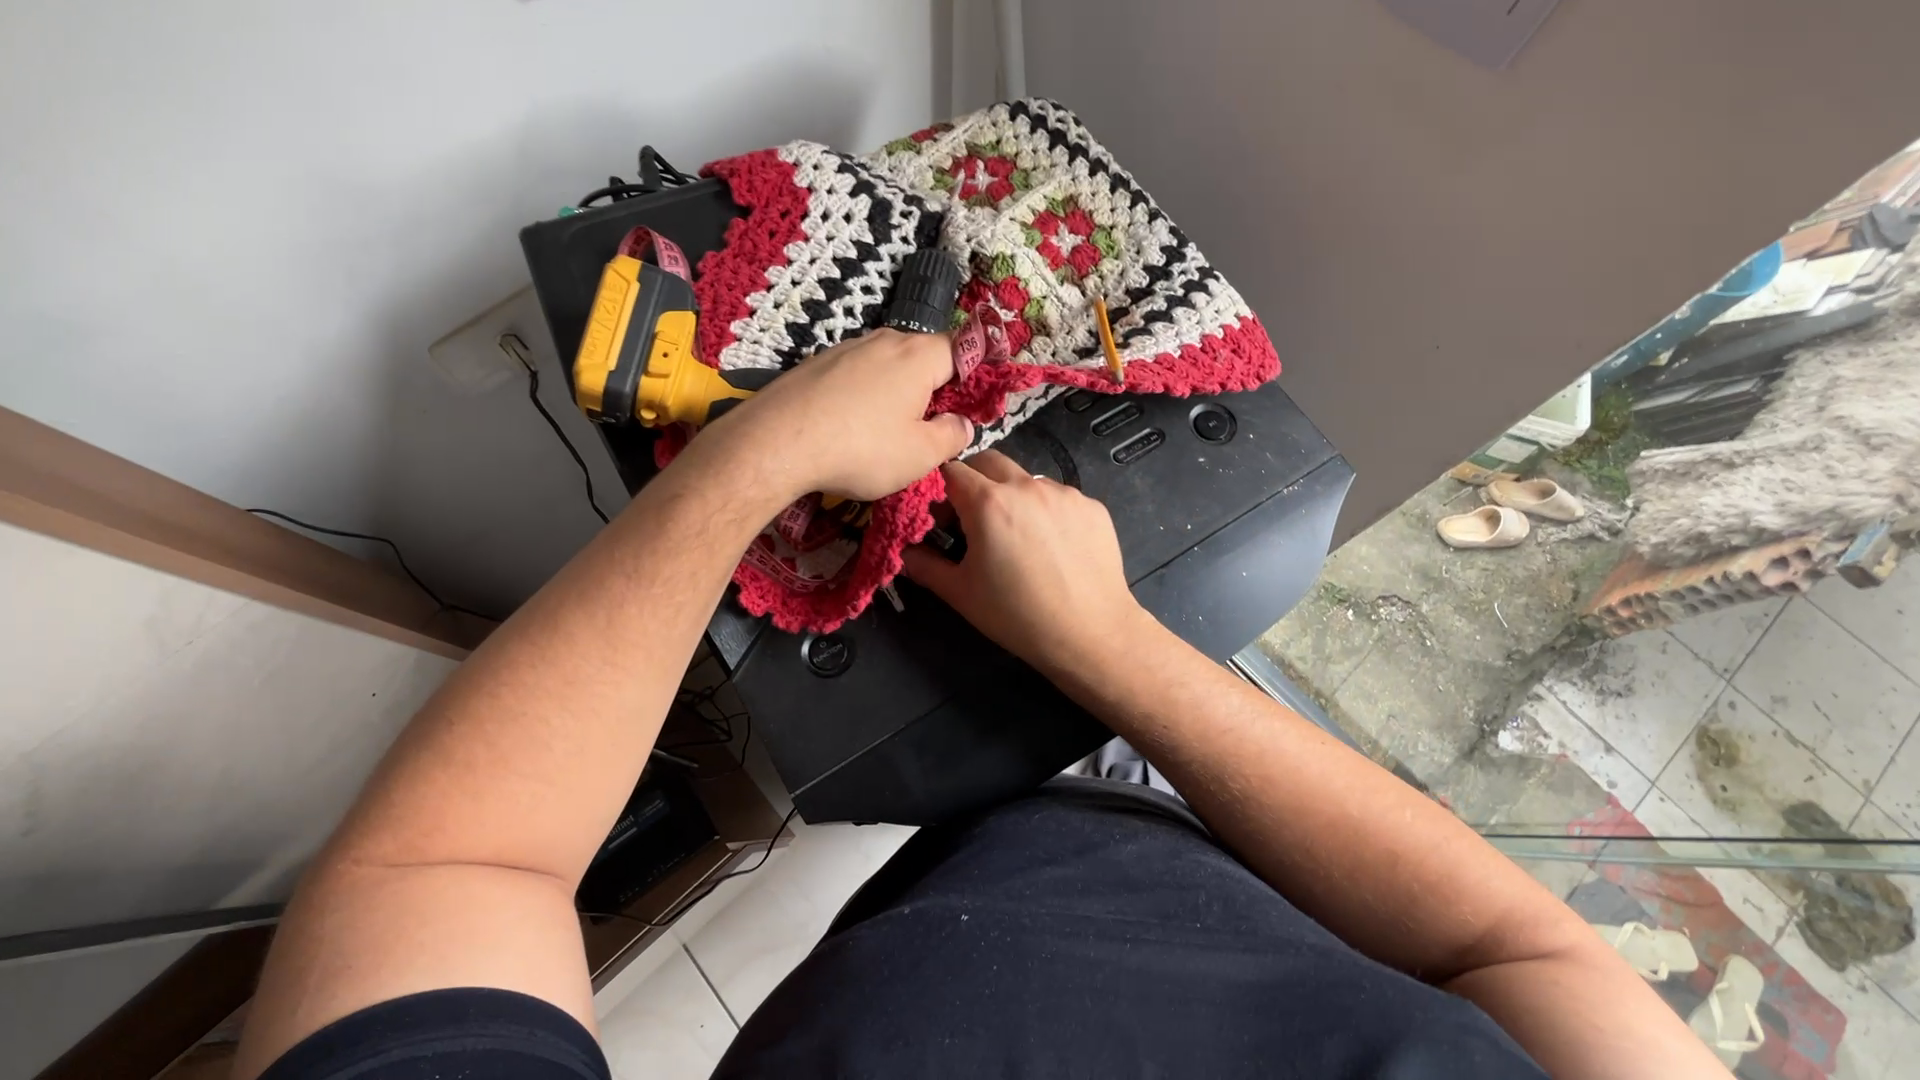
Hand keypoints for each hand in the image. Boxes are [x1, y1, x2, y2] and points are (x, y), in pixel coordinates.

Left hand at [698, 329, 973, 502]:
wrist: (774, 443)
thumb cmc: (861, 448)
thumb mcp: (920, 455)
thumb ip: (951, 437)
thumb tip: (963, 424)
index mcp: (918, 356)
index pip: (962, 347)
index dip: (975, 371)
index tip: (975, 399)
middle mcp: (884, 340)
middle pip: (923, 354)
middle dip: (935, 383)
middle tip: (935, 422)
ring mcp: (845, 349)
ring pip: (887, 364)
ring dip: (897, 391)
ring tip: (891, 429)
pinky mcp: (816, 365)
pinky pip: (856, 375)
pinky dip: (864, 395)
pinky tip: (852, 426)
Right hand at [902, 450, 1153, 678]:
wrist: (1090, 635)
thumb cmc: (1017, 617)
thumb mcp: (960, 593)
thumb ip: (924, 565)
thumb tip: (903, 551)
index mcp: (989, 503)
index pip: (950, 471)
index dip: (939, 490)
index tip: (940, 516)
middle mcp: (1027, 487)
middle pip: (989, 461)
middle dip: (974, 480)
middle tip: (973, 518)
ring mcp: (1065, 494)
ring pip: (1027, 480)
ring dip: (1013, 496)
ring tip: (1018, 539)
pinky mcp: (1093, 507)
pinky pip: (1060, 498)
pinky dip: (1047, 512)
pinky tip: (1053, 548)